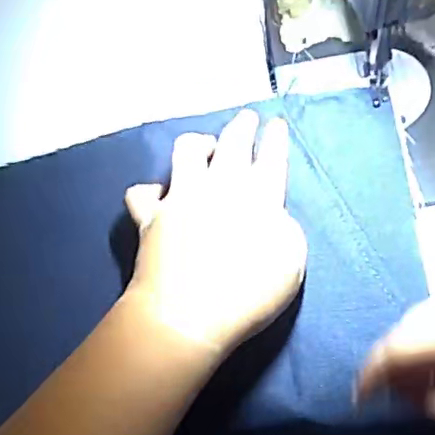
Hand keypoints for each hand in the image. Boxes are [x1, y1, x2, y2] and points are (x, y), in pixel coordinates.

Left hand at [122, 110, 307, 352]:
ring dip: (198, 143)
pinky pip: (143, 192)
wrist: (188, 315)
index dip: (275, 139)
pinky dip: (150, 190)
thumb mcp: (290, 263)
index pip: (271, 157)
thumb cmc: (250, 295)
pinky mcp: (150, 217)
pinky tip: (156, 193)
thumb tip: (272, 217)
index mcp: (260, 196)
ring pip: (186, 151)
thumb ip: (284, 231)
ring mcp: (181, 198)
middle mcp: (220, 186)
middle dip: (242, 128)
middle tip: (247, 119)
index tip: (276, 126)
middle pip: (232, 143)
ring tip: (205, 145)